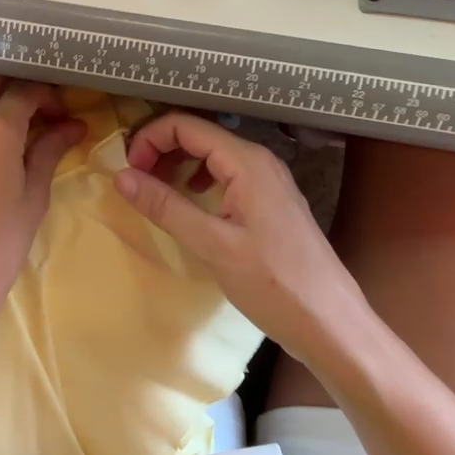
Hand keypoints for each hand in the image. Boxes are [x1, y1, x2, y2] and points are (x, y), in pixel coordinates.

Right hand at [114, 112, 359, 352]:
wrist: (334, 327)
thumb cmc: (275, 285)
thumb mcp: (212, 245)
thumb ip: (166, 206)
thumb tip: (121, 176)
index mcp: (247, 161)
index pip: (186, 126)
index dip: (150, 139)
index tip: (127, 169)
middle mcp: (259, 161)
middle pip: (199, 136)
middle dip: (161, 150)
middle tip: (135, 180)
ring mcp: (268, 182)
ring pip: (212, 155)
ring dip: (178, 165)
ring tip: (155, 191)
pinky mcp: (271, 204)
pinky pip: (227, 175)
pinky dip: (199, 180)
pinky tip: (191, 203)